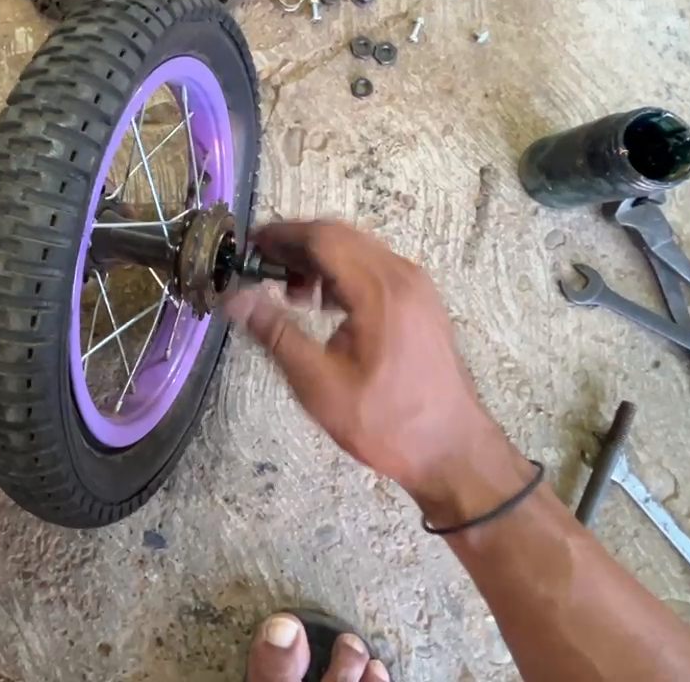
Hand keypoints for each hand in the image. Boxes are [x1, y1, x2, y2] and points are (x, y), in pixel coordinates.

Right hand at [225, 221, 525, 520]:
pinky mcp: (420, 301)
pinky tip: (321, 304)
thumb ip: (274, 333)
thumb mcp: (318, 383)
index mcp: (379, 289)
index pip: (322, 238)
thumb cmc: (385, 421)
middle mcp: (402, 275)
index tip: (248, 247)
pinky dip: (340, 272)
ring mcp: (416, 286)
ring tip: (286, 291)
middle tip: (259, 265)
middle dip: (295, 244)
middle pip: (339, 236)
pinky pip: (373, 267)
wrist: (455, 454)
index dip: (280, 236)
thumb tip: (234, 298)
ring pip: (356, 249)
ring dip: (317, 259)